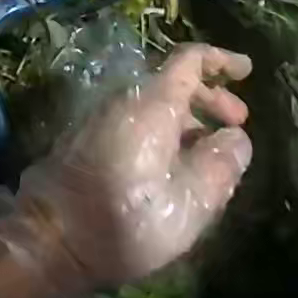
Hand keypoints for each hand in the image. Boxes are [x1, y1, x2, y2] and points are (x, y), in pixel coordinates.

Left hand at [0, 44, 253, 297]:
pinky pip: (138, 121)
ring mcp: (103, 118)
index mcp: (151, 104)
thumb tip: (237, 138)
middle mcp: (125, 101)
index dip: (220, 60)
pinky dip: (166, 131)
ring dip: (189, 118)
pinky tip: (177, 165)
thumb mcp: (189, 203)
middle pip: (173, 82)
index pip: (188, 61)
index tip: (246, 69)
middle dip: (210, 97)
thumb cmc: (125, 219)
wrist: (51, 237)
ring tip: (212, 151)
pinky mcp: (91, 139)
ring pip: (155, 104)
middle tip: (237, 122)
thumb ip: (220, 166)